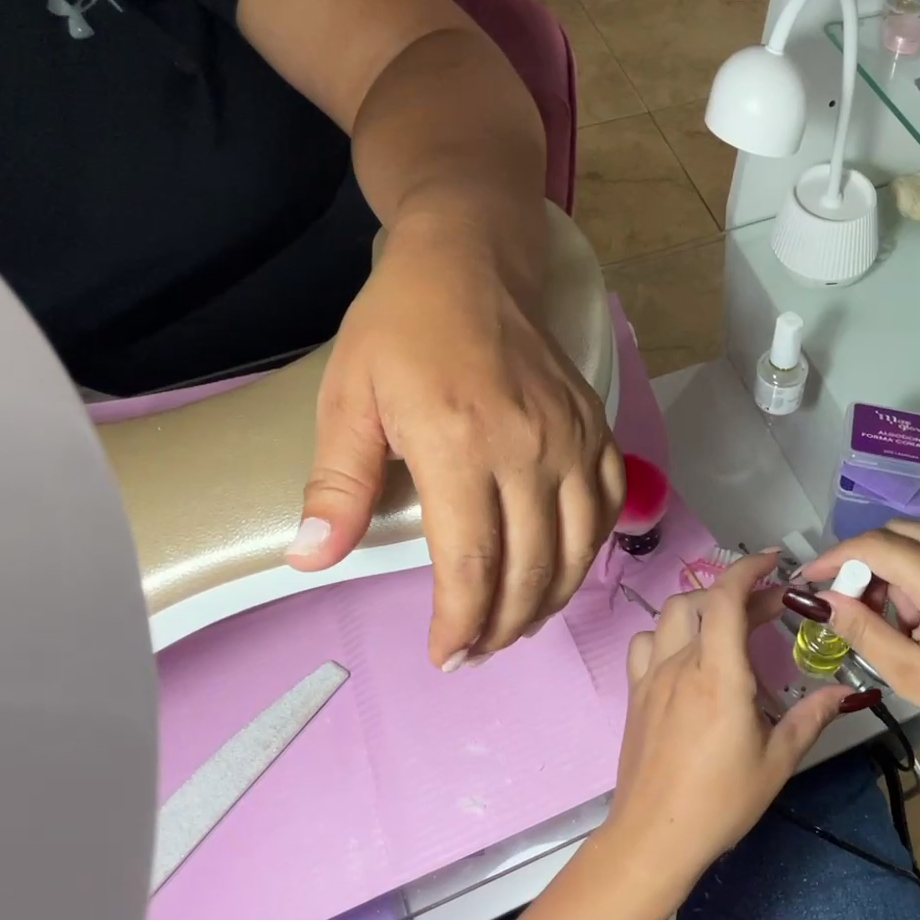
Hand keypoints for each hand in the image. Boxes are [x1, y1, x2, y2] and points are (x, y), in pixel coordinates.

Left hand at [287, 214, 624, 669]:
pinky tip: (563, 570)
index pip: (472, 563)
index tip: (446, 655)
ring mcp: (574, 440)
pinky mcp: (598, 430)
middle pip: (531, 568)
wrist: (474, 264)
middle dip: (503, 625)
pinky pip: (608, 509)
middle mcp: (530, 449)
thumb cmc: (402, 328)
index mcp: (459, 443)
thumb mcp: (347, 396)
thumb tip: (312, 558)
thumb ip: (337, 482)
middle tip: (477, 651)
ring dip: (550, 600)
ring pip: (578, 549)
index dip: (460, 622)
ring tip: (517, 624)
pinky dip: (589, 552)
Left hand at [603, 553, 851, 883]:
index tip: (776, 562)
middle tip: (771, 606)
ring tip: (729, 625)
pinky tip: (687, 654)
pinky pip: (645, 644)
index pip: (727, 598)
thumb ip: (812, 717)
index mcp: (719, 675)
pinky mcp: (635, 695)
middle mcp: (680, 665)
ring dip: (702, 607)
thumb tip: (847, 693)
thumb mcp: (778, 761)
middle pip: (701, 601)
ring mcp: (652, 678)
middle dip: (738, 591)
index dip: (750, 570)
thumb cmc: (721, 802)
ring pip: (670, 616)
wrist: (654, 837)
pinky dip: (668, 633)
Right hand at [798, 521, 919, 749]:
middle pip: (897, 534)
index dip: (834, 557)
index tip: (810, 579)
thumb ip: (862, 631)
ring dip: (897, 571)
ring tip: (902, 626)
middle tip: (855, 607)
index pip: (875, 546)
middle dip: (867, 564)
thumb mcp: (913, 675)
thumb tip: (821, 600)